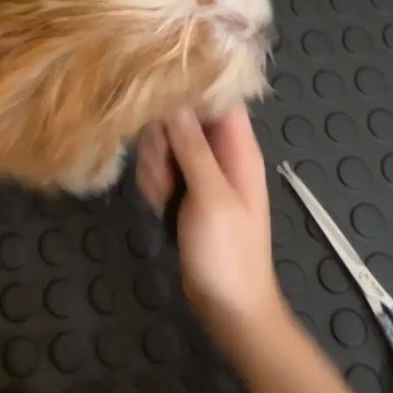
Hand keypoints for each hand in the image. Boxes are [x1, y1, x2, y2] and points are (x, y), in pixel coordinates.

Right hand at [139, 108, 286, 334]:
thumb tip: (174, 95)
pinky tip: (160, 208)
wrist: (229, 309)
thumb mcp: (210, 195)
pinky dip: (153, 185)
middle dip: (162, 141)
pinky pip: (157, 167)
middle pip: (180, 117)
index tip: (158, 86)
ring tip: (165, 196)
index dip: (191, 84)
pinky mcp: (181, 188)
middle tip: (164, 171)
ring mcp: (199, 170)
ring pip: (163, 142)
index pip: (218, 94)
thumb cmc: (229, 252)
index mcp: (238, 147)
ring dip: (155, 167)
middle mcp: (219, 152)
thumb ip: (191, 144)